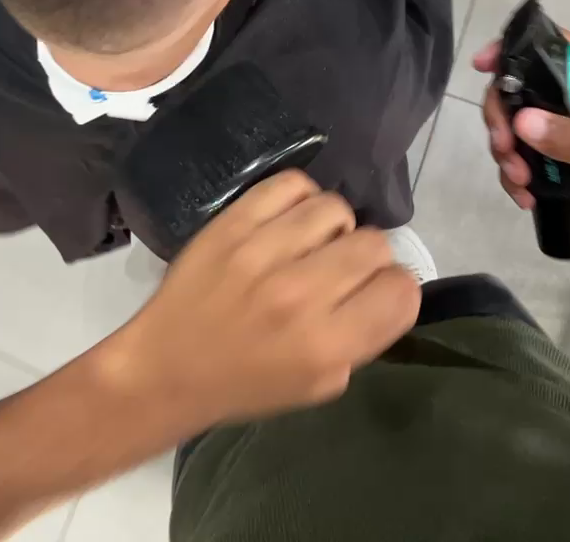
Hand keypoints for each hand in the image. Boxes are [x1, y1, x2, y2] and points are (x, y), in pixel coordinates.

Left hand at [95, 171, 419, 431]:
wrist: (168, 365)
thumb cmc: (246, 382)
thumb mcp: (318, 384)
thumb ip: (360, 337)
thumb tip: (383, 287)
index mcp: (325, 344)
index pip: (400, 290)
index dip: (396, 289)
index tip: (376, 292)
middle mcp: (300, 293)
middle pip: (374, 244)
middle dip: (368, 257)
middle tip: (342, 268)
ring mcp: (263, 251)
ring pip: (336, 208)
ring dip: (334, 226)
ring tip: (313, 242)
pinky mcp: (233, 222)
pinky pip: (291, 184)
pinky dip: (301, 197)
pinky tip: (290, 218)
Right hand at [475, 36, 569, 250]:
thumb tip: (521, 120)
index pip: (555, 47)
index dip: (517, 46)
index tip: (484, 65)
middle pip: (520, 87)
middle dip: (502, 117)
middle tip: (503, 147)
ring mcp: (562, 130)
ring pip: (512, 123)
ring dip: (506, 151)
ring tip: (520, 181)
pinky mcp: (553, 157)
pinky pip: (518, 154)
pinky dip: (513, 174)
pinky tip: (525, 195)